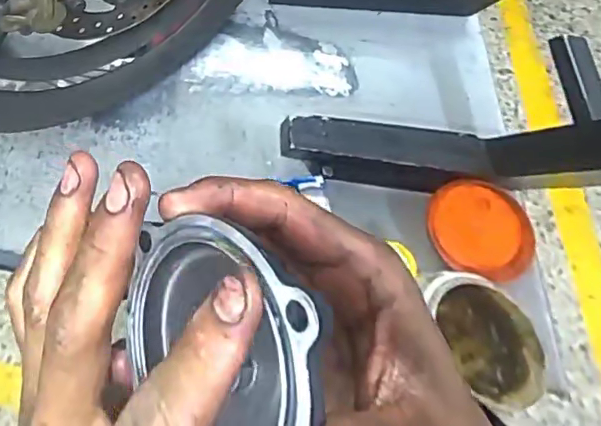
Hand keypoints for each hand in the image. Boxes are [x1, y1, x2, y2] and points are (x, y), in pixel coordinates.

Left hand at [7, 153, 264, 424]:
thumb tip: (240, 342)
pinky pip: (25, 300)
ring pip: (39, 298)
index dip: (203, 351)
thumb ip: (210, 414)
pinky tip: (60, 216)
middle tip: (130, 185)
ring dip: (63, 224)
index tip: (240, 293)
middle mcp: (60, 420)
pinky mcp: (29, 375)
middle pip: (74, 328)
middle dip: (105, 246)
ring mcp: (37, 393)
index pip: (160, 412)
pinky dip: (44, 248)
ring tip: (82, 169)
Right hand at [160, 177, 487, 424]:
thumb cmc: (431, 423)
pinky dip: (228, 268)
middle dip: (218, 207)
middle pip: (271, 217)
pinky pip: (262, 280)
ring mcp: (323, 291)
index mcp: (368, 270)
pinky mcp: (307, 319)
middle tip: (168, 214)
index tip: (185, 203)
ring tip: (173, 234)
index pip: (293, 213)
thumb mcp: (389, 421)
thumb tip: (233, 403)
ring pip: (263, 243)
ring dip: (219, 232)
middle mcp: (342, 267)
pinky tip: (195, 272)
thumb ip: (324, 413)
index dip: (235, 197)